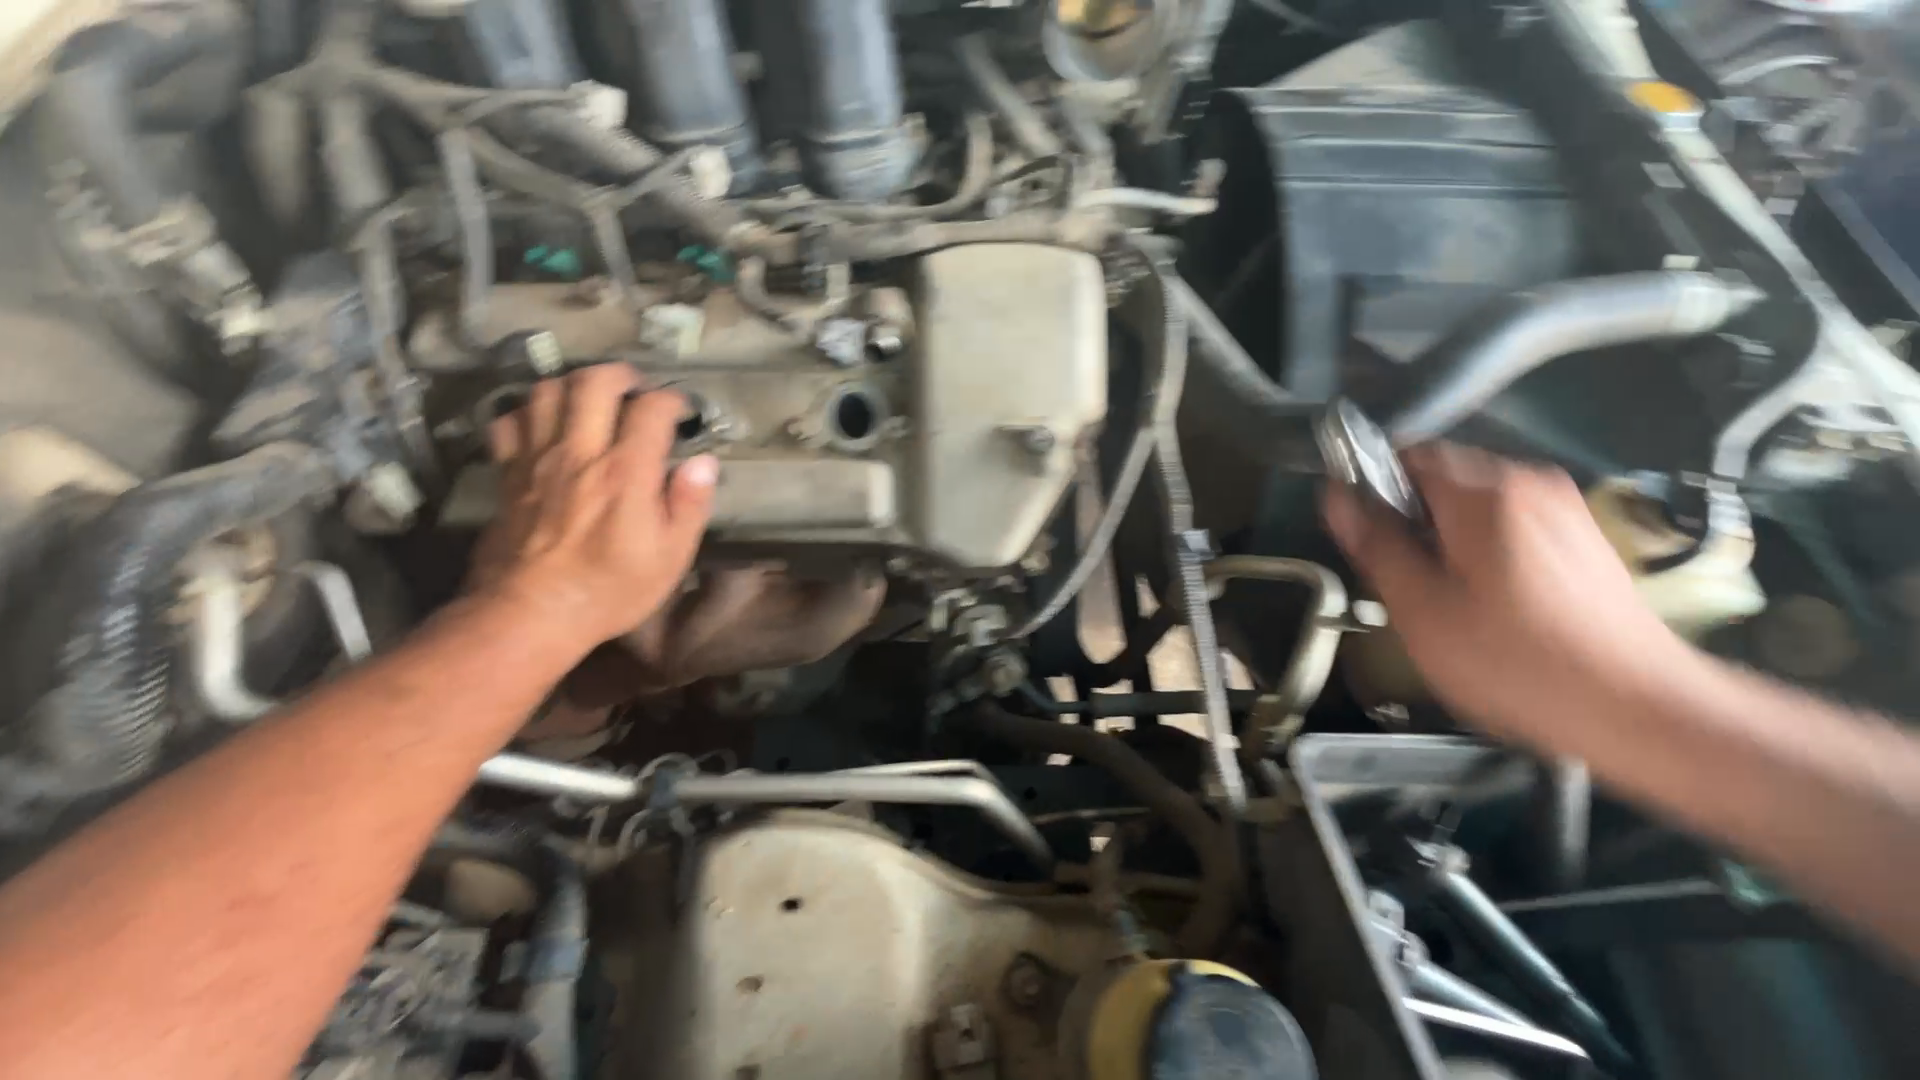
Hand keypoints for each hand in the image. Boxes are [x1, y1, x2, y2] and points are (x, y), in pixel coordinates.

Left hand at [471, 364, 717, 657]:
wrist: (529, 614)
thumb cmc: (609, 590)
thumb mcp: (670, 558)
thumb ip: (689, 504)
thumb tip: (703, 462)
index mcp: (627, 473)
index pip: (651, 409)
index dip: (672, 401)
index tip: (681, 413)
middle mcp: (581, 453)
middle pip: (594, 382)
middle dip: (621, 375)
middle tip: (636, 390)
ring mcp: (537, 459)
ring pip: (547, 390)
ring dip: (573, 385)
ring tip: (591, 400)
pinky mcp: (507, 473)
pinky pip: (509, 421)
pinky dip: (527, 412)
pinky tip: (544, 425)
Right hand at [1324, 445, 1688, 744]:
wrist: (1637, 710)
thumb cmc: (1512, 658)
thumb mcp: (1421, 608)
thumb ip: (1376, 544)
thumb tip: (1338, 498)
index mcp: (1484, 492)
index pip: (1409, 454)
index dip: (1374, 487)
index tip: (1364, 536)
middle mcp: (1531, 484)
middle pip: (1446, 477)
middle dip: (1412, 517)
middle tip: (1404, 578)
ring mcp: (1566, 510)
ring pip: (1479, 505)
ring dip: (1448, 536)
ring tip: (1447, 597)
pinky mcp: (1586, 541)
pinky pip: (1515, 526)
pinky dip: (1487, 550)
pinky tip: (1493, 605)